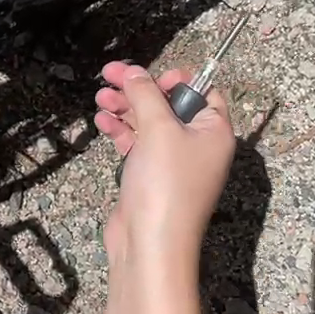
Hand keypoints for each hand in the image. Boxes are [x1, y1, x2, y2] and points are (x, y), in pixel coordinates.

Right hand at [93, 61, 234, 263]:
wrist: (150, 242)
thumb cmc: (166, 184)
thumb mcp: (159, 128)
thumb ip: (145, 94)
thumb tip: (134, 72)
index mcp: (214, 132)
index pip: (202, 92)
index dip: (175, 79)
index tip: (148, 74)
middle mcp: (197, 145)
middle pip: (168, 104)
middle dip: (138, 89)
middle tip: (109, 75)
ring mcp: (173, 162)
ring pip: (148, 122)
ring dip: (124, 107)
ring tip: (100, 98)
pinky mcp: (151, 175)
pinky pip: (136, 143)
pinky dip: (120, 130)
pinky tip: (102, 122)